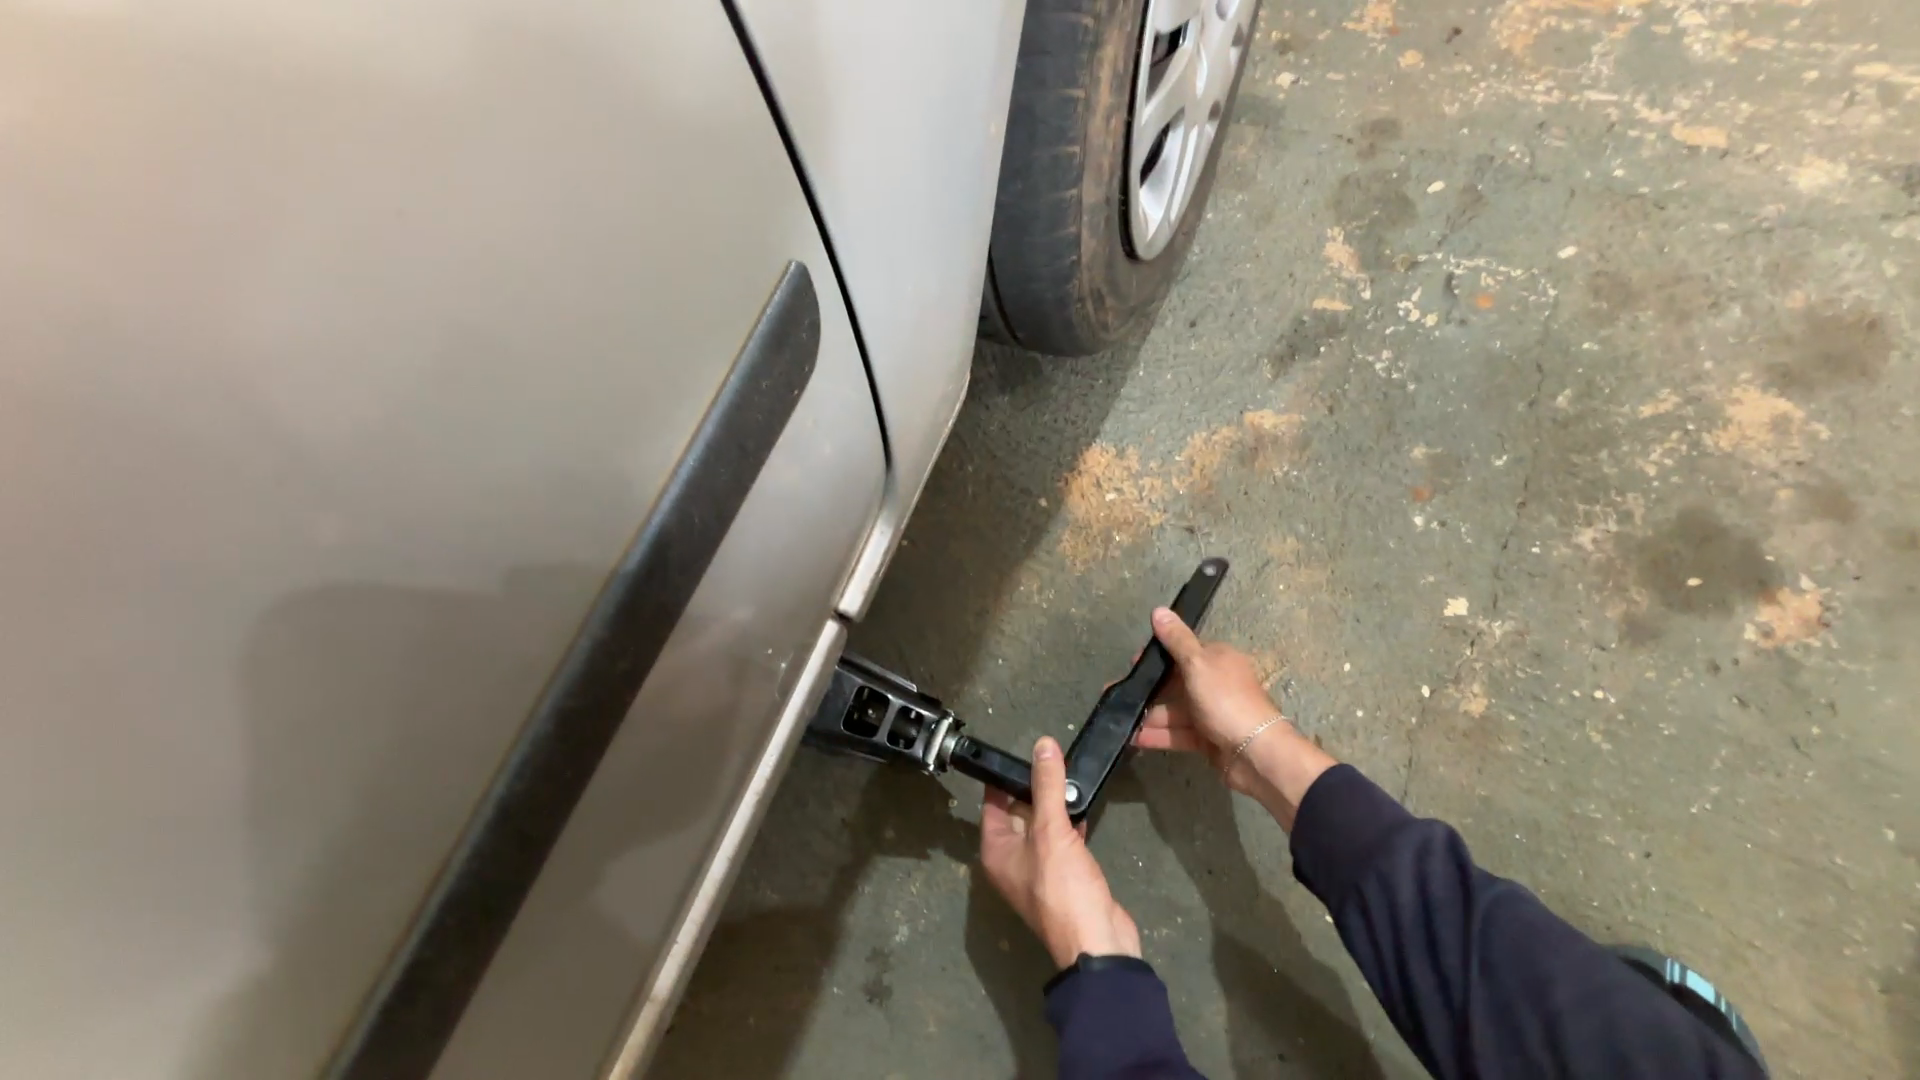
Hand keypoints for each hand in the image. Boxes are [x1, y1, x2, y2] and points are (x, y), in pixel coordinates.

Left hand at [979, 736, 1140, 968]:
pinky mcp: (1064, 875)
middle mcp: (1012, 859)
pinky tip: (1084, 804)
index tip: (1023, 750)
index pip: (992, 803)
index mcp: (996, 850)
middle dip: (1035, 788)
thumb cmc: (1063, 886)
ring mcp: (1038, 869)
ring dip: (1055, 805)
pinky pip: (1062, 840)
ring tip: (1071, 774)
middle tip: (1054, 756)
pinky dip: (1071, 823)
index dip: (1005, 777)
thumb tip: (1043, 743)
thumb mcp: (1052, 831)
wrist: (1097, 941)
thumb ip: (1047, 785)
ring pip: (1042, 826)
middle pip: (1018, 812)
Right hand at [1132, 608, 1335, 828]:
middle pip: (1175, 683)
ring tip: (1118, 719)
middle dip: (1147, 689)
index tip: (1132, 665)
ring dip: (1148, 715)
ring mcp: (1212, 713)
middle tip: (1116, 695)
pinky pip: (1178, 733)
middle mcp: (1215, 683)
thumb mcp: (1198, 664)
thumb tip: (1159, 609)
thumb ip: (1176, 640)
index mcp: (1218, 659)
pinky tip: (1134, 737)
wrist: (1257, 754)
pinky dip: (1158, 735)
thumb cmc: (1226, 701)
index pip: (1183, 651)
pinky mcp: (1208, 739)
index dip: (1157, 657)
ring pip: (1174, 710)